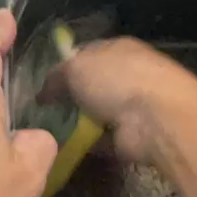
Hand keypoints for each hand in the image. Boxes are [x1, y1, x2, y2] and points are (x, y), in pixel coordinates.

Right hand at [56, 37, 196, 163]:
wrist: (156, 119)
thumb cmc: (116, 80)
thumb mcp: (75, 68)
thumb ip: (55, 77)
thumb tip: (42, 93)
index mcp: (117, 49)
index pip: (86, 53)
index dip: (64, 66)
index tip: (43, 84)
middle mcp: (127, 74)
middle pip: (92, 85)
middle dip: (69, 98)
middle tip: (41, 111)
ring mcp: (132, 107)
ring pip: (96, 113)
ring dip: (77, 123)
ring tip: (47, 132)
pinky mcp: (132, 136)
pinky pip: (102, 140)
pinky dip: (86, 144)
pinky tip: (64, 148)